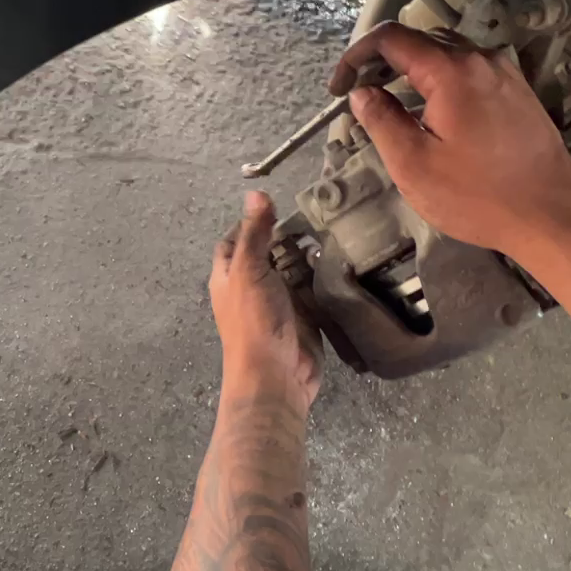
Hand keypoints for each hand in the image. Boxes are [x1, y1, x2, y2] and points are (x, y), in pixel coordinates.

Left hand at [209, 192, 320, 414]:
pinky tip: (341, 260)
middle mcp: (252, 286)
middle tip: (316, 214)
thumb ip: (254, 233)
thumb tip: (255, 193)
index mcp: (229, 275)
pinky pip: (313, 290)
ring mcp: (278, 302)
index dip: (251, 222)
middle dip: (287, 236)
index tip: (278, 205)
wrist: (275, 377)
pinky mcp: (304, 316)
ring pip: (293, 270)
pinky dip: (324, 277)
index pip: (235, 239)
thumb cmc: (254, 321)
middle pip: (269, 252)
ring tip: (333, 230)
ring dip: (308, 255)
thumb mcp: (249, 270)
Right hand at [331, 21, 570, 255]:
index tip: (340, 87)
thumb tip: (361, 93)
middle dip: (380, 61)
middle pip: (419, 40)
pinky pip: (467, 70)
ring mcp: (503, 73)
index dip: (356, 56)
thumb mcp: (413, 163)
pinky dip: (437, 79)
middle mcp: (481, 59)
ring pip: (444, 53)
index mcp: (452, 71)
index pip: (391, 38)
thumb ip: (381, 120)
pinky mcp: (515, 91)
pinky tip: (428, 110)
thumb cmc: (477, 195)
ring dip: (409, 69)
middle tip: (358, 95)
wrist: (551, 216)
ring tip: (387, 101)